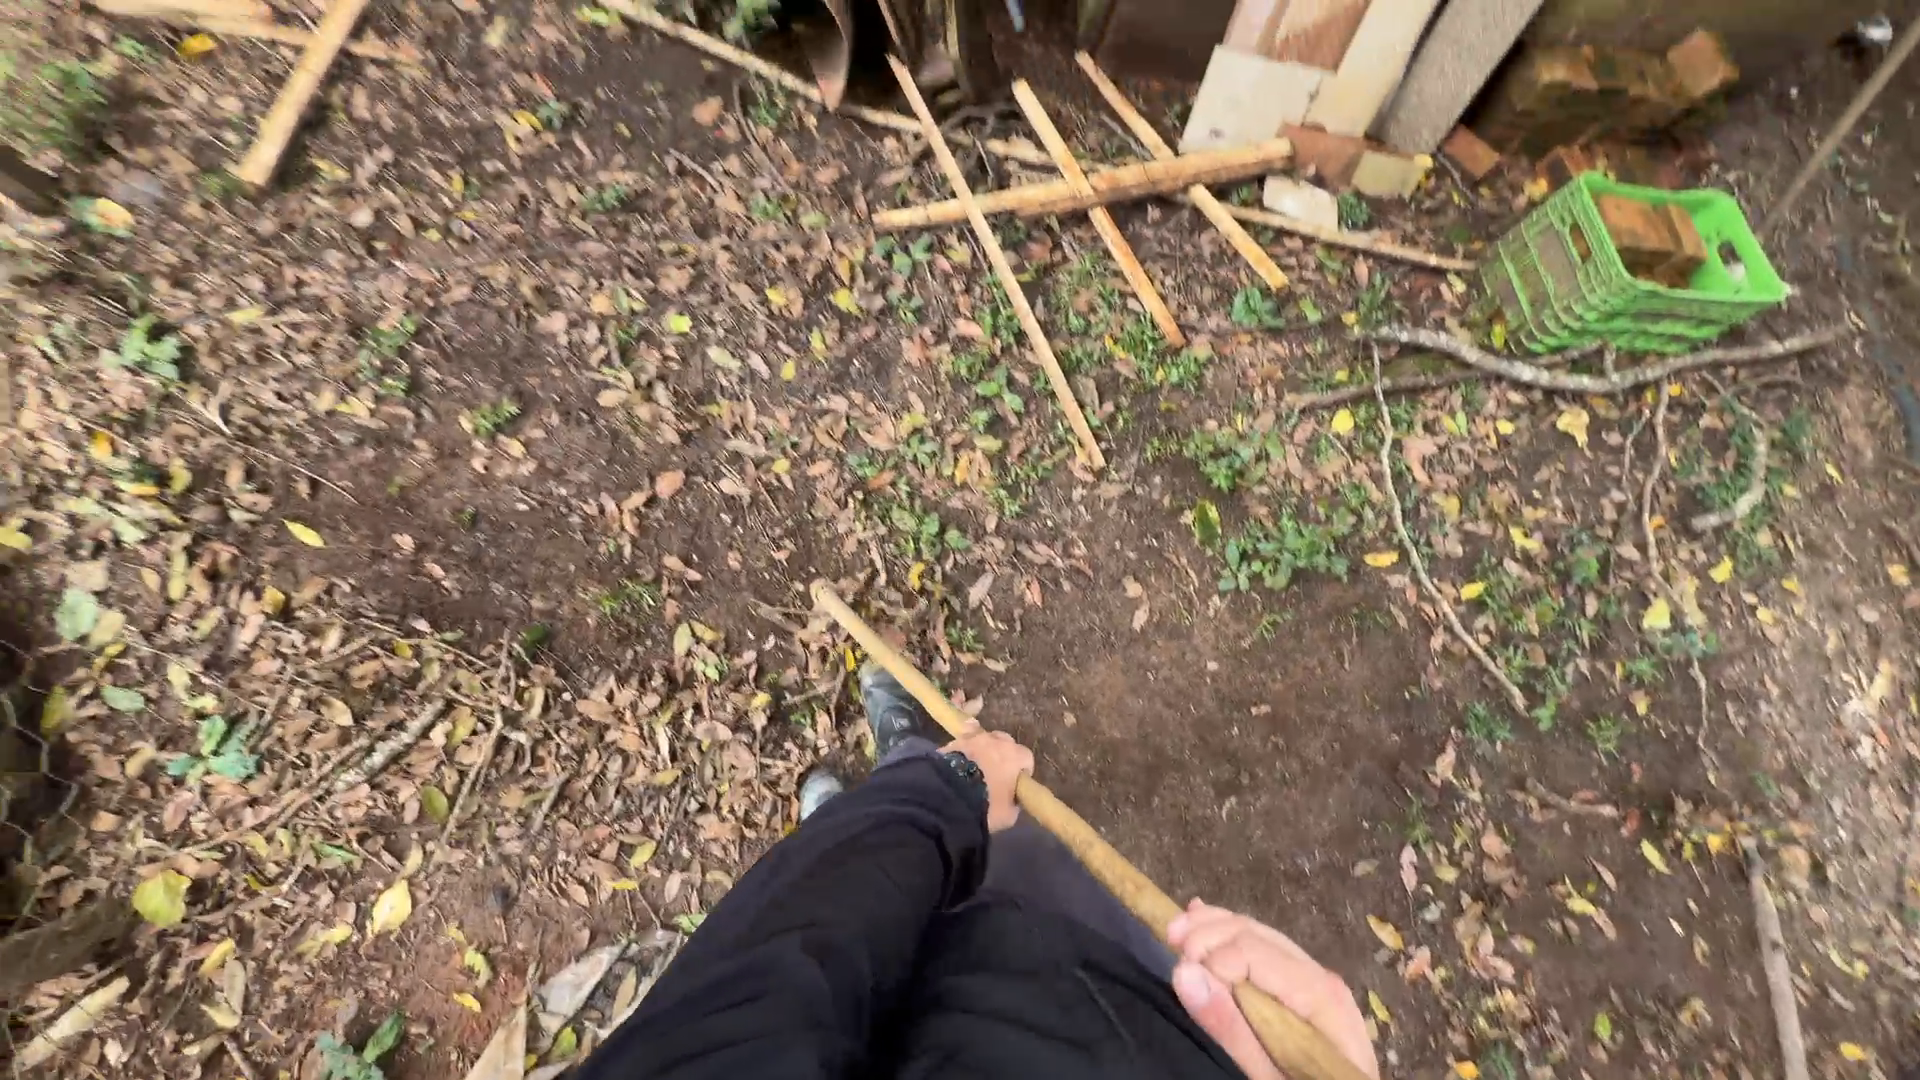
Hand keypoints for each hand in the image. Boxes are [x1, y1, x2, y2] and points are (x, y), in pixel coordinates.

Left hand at [942, 725, 1032, 831]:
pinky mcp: (954, 740)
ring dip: (983, 749)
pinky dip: (964, 748)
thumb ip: (1013, 802)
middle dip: (1003, 755)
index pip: (1026, 758)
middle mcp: (997, 741)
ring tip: (976, 765)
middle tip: (996, 773)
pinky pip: (964, 740)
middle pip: (1006, 743)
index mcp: (1016, 756)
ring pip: (984, 738)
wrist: (950, 795)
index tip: (1016, 783)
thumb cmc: (986, 805)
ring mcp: (975, 738)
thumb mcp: (1008, 815)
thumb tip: (1011, 799)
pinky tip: (960, 756)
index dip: (1022, 771)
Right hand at [1167, 900, 1378, 1079]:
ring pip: (1255, 931)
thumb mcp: (1269, 1079)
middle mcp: (1319, 975)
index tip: (1183, 977)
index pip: (1254, 950)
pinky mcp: (1301, 984)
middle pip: (1254, 933)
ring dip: (1211, 927)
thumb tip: (1183, 971)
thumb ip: (1230, 1029)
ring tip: (1174, 931)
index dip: (1212, 956)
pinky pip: (1261, 944)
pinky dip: (1227, 931)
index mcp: (1319, 996)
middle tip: (1170, 946)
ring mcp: (1312, 977)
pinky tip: (1200, 915)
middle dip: (1207, 933)